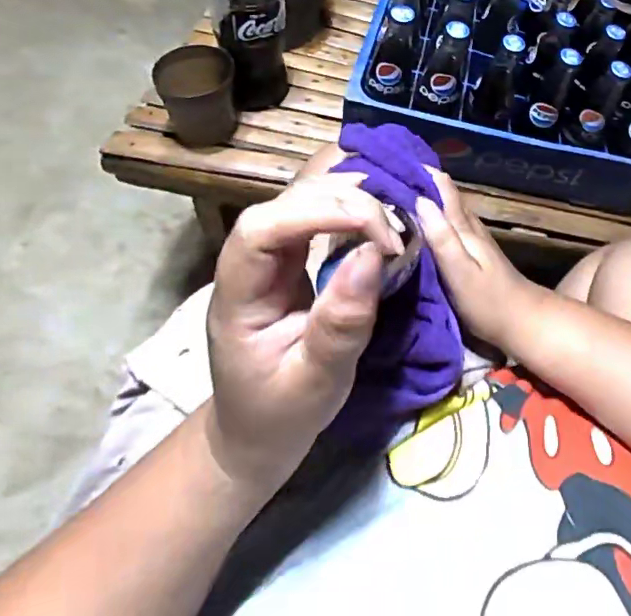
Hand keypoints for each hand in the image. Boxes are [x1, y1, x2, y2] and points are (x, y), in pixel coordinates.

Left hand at [205, 175, 401, 491]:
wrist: (255, 430)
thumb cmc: (278, 413)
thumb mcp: (315, 384)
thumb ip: (339, 327)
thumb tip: (371, 257)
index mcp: (238, 296)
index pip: (260, 229)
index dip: (315, 214)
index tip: (373, 234)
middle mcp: (249, 263)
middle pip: (285, 203)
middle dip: (344, 204)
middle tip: (393, 234)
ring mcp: (270, 255)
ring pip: (303, 199)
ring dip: (351, 200)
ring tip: (392, 224)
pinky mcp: (291, 255)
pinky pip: (318, 214)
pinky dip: (352, 209)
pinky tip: (379, 218)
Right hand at [415, 169, 543, 349]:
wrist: (523, 322)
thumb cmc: (488, 301)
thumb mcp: (460, 272)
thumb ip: (442, 238)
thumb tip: (421, 200)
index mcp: (464, 229)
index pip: (444, 192)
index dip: (424, 175)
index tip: (399, 160)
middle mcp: (470, 228)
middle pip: (446, 197)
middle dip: (424, 183)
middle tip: (394, 171)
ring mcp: (475, 240)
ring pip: (450, 210)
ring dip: (431, 198)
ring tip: (405, 190)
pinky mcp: (475, 254)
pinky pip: (452, 225)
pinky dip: (438, 216)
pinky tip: (428, 221)